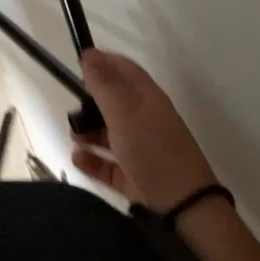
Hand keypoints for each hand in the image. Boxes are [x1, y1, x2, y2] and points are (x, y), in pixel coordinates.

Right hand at [71, 49, 216, 211]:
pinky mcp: (134, 175)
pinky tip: (78, 158)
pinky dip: (93, 159)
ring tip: (74, 137)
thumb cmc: (153, 151)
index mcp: (146, 98)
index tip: (77, 68)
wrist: (185, 208)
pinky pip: (108, 162)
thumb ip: (104, 84)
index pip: (123, 69)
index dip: (101, 64)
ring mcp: (140, 148)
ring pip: (108, 132)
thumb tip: (88, 52)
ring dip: (88, 132)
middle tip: (74, 110)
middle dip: (89, 103)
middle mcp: (143, 118)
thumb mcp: (125, 113)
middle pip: (112, 101)